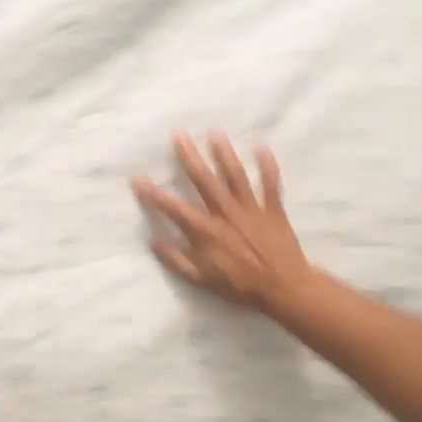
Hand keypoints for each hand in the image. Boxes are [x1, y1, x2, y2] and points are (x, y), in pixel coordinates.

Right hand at [131, 131, 321, 313]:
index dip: (153, 194)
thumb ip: (177, 260)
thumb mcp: (201, 280)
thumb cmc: (240, 286)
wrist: (283, 288)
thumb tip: (153, 241)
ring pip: (235, 176)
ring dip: (224, 153)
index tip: (137, 178)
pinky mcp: (273, 210)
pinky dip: (268, 166)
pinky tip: (262, 148)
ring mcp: (251, 209)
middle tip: (179, 135)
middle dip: (189, 157)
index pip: (173, 209)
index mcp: (205, 231)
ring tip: (215, 133)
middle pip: (204, 180)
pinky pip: (271, 184)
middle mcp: (225, 213)